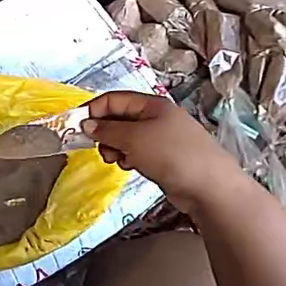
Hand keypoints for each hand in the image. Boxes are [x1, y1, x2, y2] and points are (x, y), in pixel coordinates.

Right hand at [82, 91, 245, 211]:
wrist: (208, 185)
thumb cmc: (171, 155)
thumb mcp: (134, 139)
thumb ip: (107, 130)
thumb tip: (87, 124)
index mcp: (151, 104)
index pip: (114, 99)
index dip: (94, 110)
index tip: (77, 128)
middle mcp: (156, 117)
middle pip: (119, 118)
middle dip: (104, 132)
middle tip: (101, 150)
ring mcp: (161, 137)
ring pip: (126, 137)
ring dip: (115, 147)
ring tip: (116, 160)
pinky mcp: (164, 157)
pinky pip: (137, 152)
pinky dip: (128, 157)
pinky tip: (130, 167)